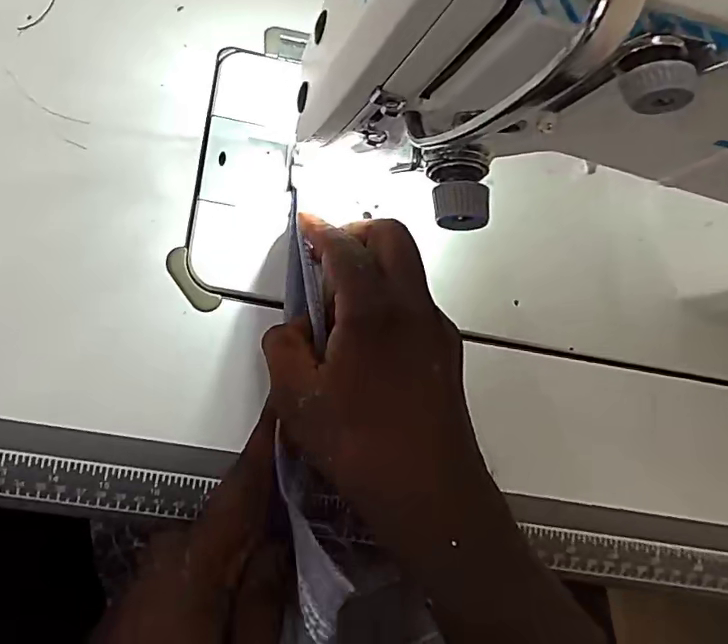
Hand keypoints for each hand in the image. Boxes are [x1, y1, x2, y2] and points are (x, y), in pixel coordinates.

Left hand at [92, 408, 289, 643]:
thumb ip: (261, 600)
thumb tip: (278, 545)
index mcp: (195, 558)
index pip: (238, 489)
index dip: (261, 447)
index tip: (278, 408)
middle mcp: (169, 546)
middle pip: (228, 513)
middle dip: (263, 504)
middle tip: (301, 492)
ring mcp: (152, 561)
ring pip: (211, 537)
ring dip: (241, 535)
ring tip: (278, 535)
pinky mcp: (145, 580)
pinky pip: (191, 557)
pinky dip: (218, 557)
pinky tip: (239, 572)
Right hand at [260, 215, 477, 525]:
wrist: (434, 503)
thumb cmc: (364, 449)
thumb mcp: (296, 398)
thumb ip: (282, 347)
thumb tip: (293, 330)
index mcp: (374, 312)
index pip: (345, 247)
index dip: (318, 229)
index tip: (304, 223)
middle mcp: (412, 310)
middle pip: (391, 237)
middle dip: (353, 232)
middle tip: (322, 254)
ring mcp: (435, 330)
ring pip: (405, 267)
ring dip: (369, 264)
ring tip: (333, 305)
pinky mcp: (444, 352)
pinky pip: (411, 300)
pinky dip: (383, 294)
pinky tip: (358, 337)